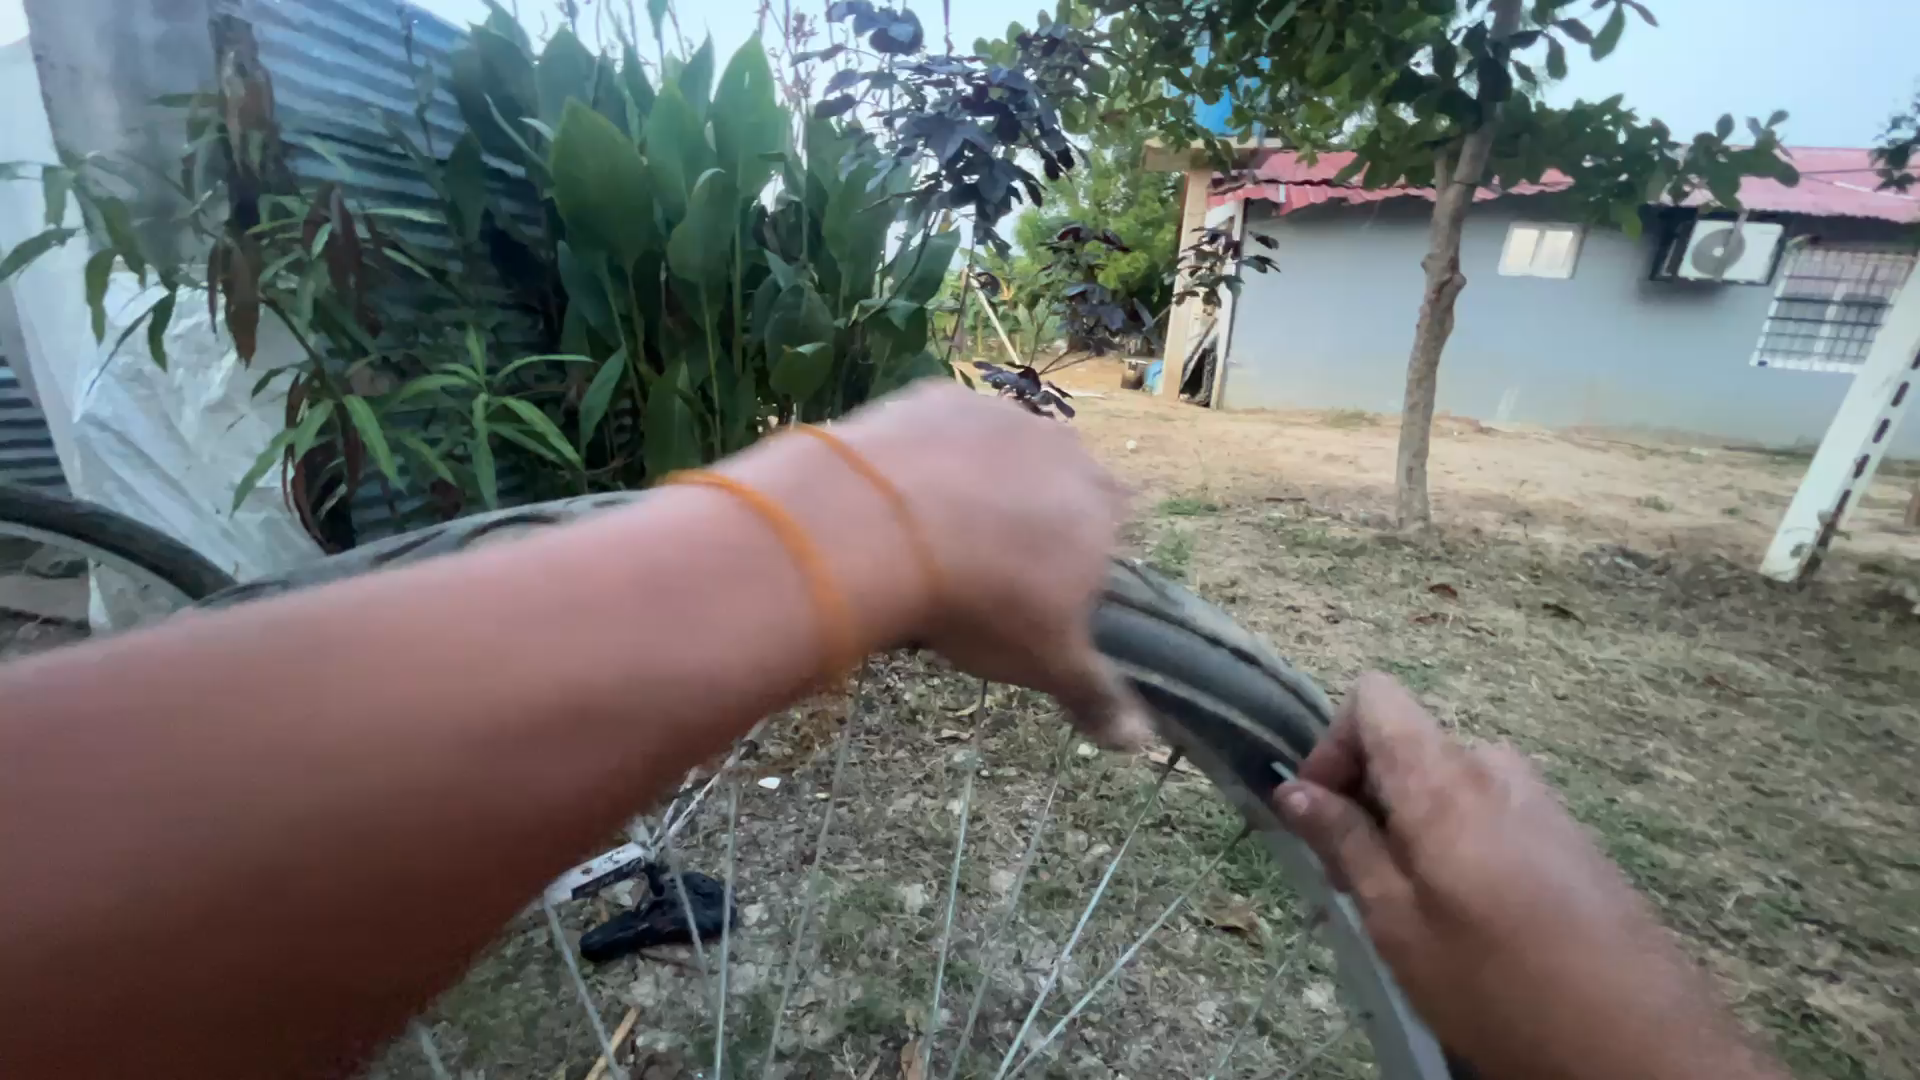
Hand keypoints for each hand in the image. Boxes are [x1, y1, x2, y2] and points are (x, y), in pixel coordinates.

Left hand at [824, 381, 1150, 746]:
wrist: (887, 528)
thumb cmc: (985, 599)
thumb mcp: (1044, 659)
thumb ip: (1094, 694)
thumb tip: (1140, 742)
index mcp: (1101, 508)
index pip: (1118, 522)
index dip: (1085, 549)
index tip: (1048, 579)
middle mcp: (1061, 449)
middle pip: (1059, 481)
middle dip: (1034, 512)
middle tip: (987, 557)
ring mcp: (998, 416)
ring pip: (1000, 450)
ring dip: (980, 480)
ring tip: (935, 528)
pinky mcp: (938, 397)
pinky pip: (942, 427)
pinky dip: (929, 455)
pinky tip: (900, 490)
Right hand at [1276, 673, 1784, 1079]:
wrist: (1660, 1064)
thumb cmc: (1503, 988)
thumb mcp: (1396, 920)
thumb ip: (1342, 840)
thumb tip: (1291, 789)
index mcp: (1444, 779)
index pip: (1373, 696)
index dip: (1334, 741)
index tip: (1322, 808)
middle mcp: (1494, 770)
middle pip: (1403, 740)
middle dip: (1363, 791)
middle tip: (1353, 872)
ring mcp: (1540, 801)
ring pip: (1442, 778)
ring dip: (1405, 817)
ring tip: (1404, 896)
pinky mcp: (1571, 837)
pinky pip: (1486, 805)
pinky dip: (1451, 834)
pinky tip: (1463, 909)